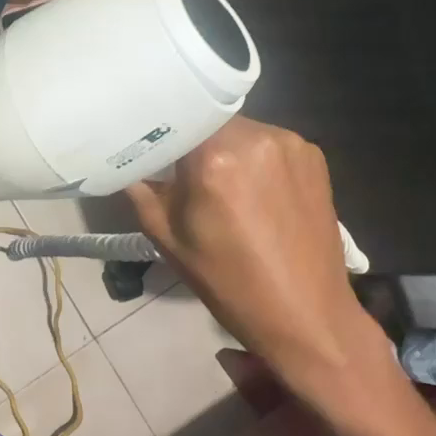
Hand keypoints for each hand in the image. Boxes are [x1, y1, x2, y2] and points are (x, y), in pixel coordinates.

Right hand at [123, 117, 380, 382]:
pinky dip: (251, 154)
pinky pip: (266, 140)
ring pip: (235, 127)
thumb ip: (139, 187)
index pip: (171, 116)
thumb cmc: (230, 282)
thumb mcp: (166, 237)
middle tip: (177, 163)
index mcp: (213, 158)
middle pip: (205, 120)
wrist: (309, 319)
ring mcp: (288, 145)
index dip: (154, 125)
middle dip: (189, 137)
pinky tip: (251, 186)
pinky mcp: (313, 156)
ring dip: (221, 145)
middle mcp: (254, 138)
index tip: (141, 137)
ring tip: (216, 178)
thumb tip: (122, 157)